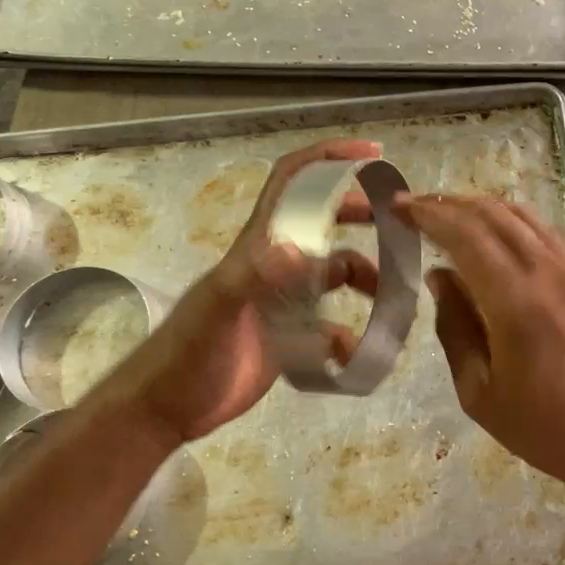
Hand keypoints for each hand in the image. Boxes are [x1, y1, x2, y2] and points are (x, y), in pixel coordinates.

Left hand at [92, 140, 381, 443]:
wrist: (165, 409)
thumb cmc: (186, 354)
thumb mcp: (217, 309)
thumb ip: (253, 275)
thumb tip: (299, 248)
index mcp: (259, 244)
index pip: (293, 181)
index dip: (329, 158)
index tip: (372, 154)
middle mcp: (275, 262)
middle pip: (323, 219)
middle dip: (360, 212)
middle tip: (398, 223)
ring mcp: (282, 298)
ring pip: (335, 272)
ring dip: (367, 278)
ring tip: (393, 298)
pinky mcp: (288, 334)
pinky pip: (332, 325)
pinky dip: (350, 335)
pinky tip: (356, 352)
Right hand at [393, 195, 564, 500]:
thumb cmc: (540, 425)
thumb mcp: (478, 390)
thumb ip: (454, 326)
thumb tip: (438, 275)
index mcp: (517, 303)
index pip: (468, 236)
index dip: (430, 215)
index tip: (400, 207)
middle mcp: (547, 274)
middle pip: (494, 215)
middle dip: (450, 204)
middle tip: (415, 207)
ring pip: (522, 216)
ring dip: (480, 207)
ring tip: (447, 214)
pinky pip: (543, 232)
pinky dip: (510, 221)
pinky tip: (490, 233)